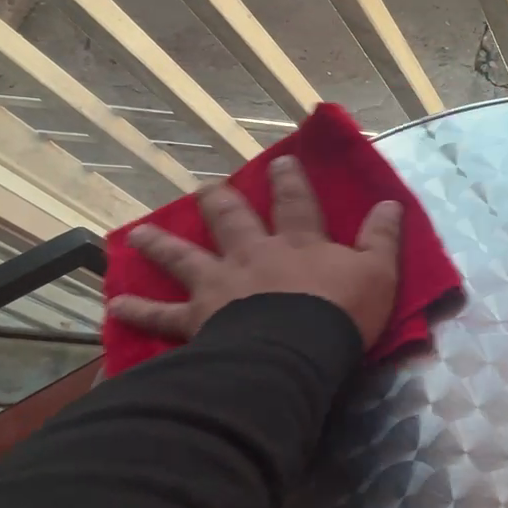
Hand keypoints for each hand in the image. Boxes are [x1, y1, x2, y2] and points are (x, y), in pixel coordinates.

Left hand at [108, 156, 402, 346]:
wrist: (297, 346)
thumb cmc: (344, 309)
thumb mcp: (380, 271)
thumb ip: (382, 237)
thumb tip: (391, 203)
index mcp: (299, 243)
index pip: (296, 203)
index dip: (290, 181)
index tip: (282, 161)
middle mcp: (253, 254)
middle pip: (231, 220)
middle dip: (219, 202)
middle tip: (206, 188)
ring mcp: (220, 284)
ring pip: (185, 257)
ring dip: (161, 245)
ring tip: (139, 234)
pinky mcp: (198, 318)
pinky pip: (162, 315)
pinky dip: (138, 311)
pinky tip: (116, 306)